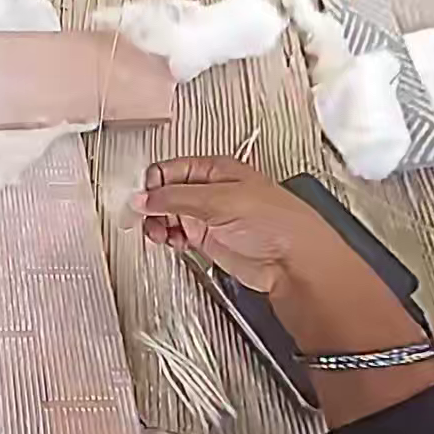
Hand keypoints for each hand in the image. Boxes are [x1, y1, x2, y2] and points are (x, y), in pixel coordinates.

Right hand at [134, 156, 350, 291]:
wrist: (292, 262)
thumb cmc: (276, 224)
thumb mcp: (219, 201)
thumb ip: (175, 198)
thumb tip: (143, 198)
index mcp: (215, 171)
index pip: (168, 170)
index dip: (151, 185)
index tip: (141, 202)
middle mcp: (209, 191)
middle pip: (164, 193)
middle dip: (151, 207)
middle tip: (144, 220)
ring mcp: (207, 216)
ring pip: (167, 215)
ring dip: (156, 225)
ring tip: (158, 234)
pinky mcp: (206, 238)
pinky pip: (176, 235)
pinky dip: (168, 239)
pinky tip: (171, 242)